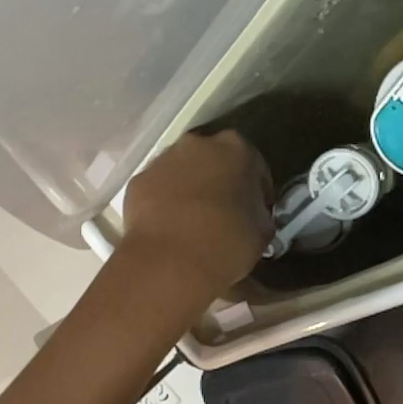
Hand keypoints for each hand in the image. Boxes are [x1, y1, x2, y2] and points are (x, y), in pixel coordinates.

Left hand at [120, 130, 273, 297]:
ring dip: (189, 189)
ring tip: (192, 222)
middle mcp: (199, 143)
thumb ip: (260, 214)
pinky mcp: (139, 180)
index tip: (256, 213)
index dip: (258, 192)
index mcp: (238, 149)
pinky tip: (168, 227)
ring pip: (182, 171)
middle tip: (223, 214)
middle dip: (219, 182)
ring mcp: (164, 159)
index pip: (255, 167)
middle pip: (214, 160)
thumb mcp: (263, 230)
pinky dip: (163, 202)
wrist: (173, 259)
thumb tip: (254, 217)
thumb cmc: (229, 241)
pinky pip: (157, 188)